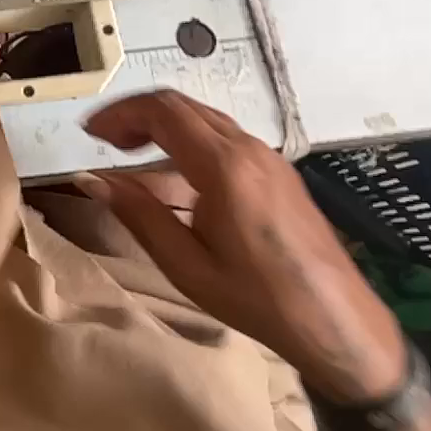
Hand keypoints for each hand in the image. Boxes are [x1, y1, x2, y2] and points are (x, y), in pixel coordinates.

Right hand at [74, 91, 407, 403]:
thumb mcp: (186, 264)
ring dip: (161, 124)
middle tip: (103, 140)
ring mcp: (267, 156)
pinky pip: (223, 136)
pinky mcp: (277, 170)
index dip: (119, 114)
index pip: (162, 111)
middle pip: (181, 105)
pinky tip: (172, 175)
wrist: (340, 325)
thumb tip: (93, 180)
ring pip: (203, 117)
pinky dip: (186, 138)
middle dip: (135, 114)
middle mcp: (248, 148)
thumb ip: (137, 214)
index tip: (90, 133)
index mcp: (224, 166)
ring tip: (128, 153)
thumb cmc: (259, 299)